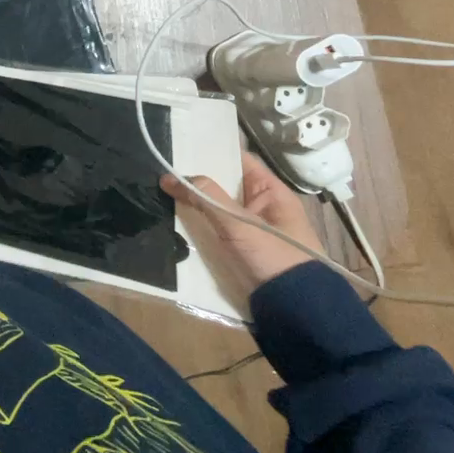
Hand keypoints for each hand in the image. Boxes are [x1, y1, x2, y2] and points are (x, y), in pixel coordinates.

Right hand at [162, 152, 323, 290]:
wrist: (296, 311)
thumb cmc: (275, 258)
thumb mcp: (239, 223)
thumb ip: (205, 196)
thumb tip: (167, 177)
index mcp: (271, 192)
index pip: (238, 160)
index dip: (211, 149)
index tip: (179, 141)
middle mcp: (260, 205)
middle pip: (223, 182)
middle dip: (195, 175)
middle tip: (160, 163)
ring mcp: (249, 227)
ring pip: (215, 205)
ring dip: (192, 199)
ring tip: (157, 184)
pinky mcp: (238, 247)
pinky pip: (213, 225)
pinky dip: (196, 220)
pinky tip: (171, 213)